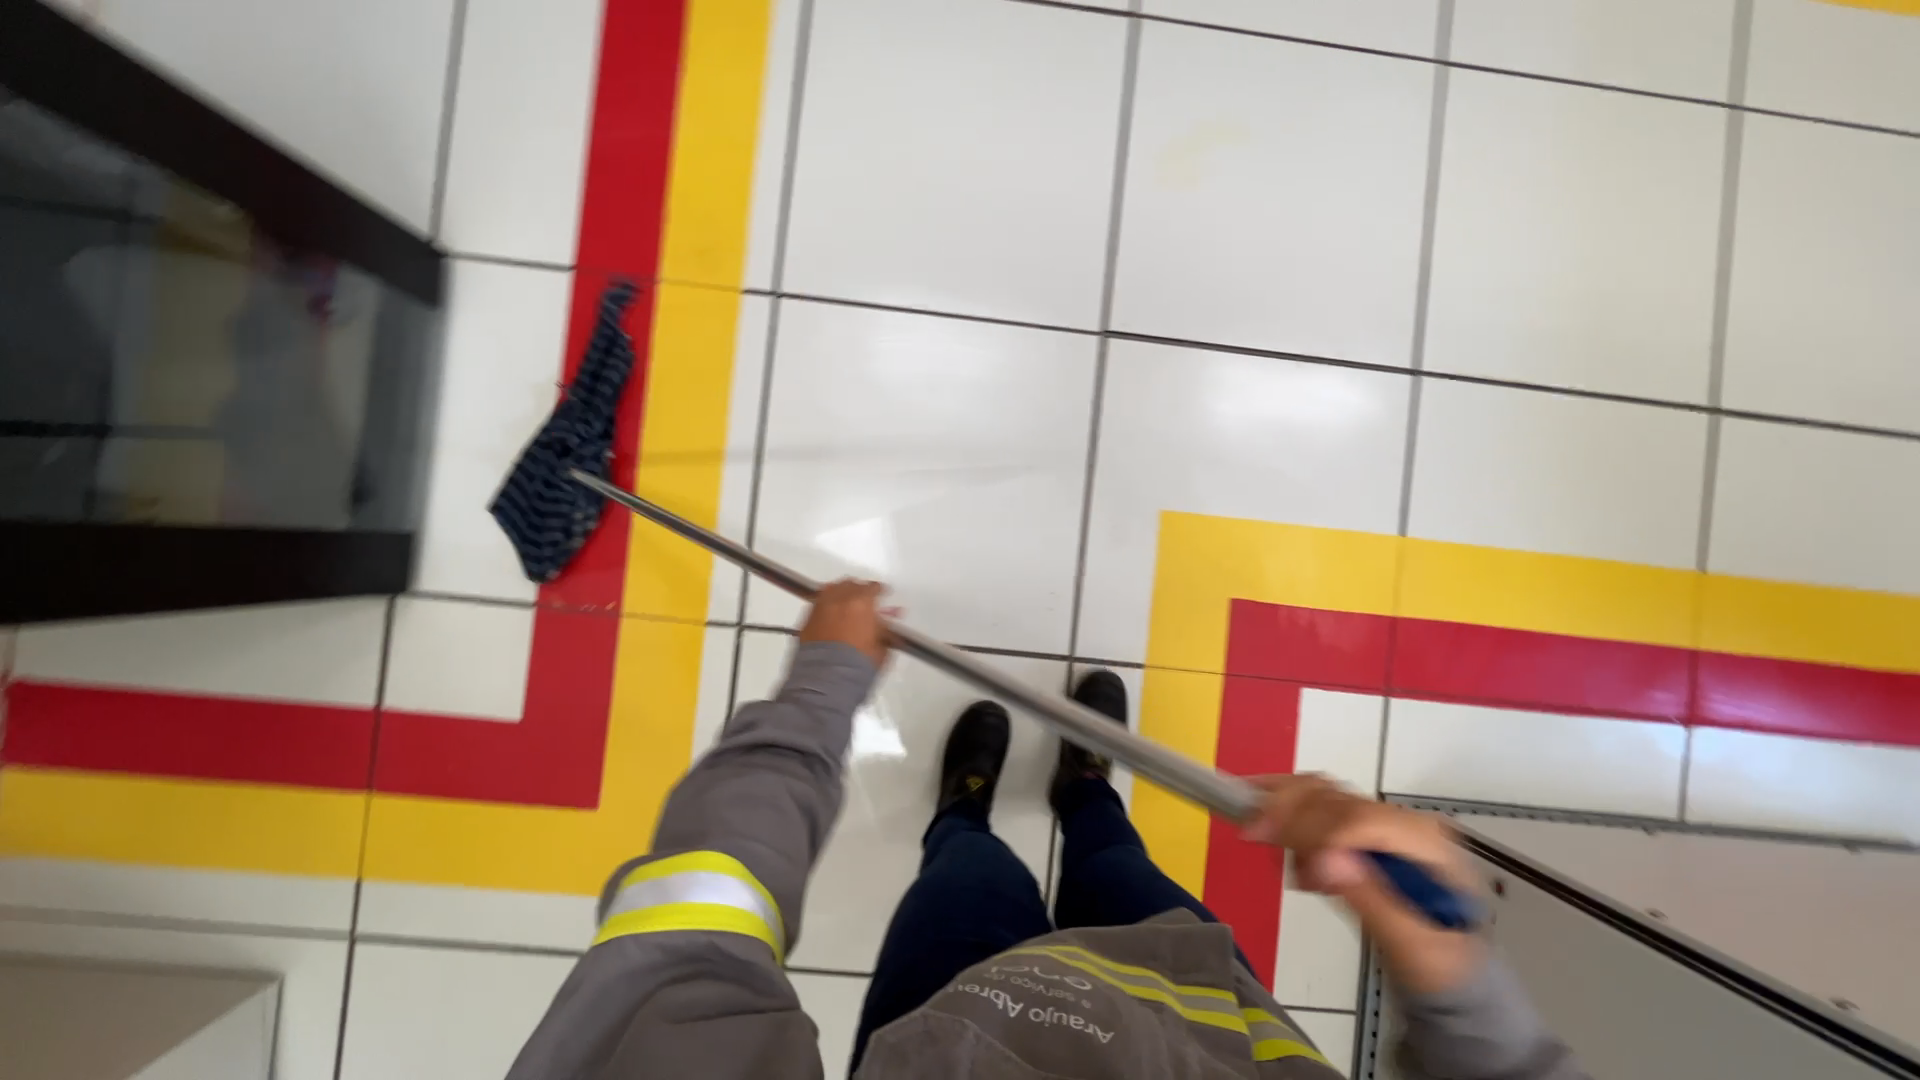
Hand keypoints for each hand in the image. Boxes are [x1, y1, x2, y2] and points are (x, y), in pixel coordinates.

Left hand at [798, 579, 891, 667]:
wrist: (825, 682)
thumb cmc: (858, 666)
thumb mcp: (881, 650)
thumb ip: (885, 633)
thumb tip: (886, 629)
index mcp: (861, 603)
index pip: (873, 587)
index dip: (880, 591)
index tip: (883, 595)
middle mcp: (839, 599)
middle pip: (850, 584)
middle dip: (859, 590)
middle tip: (865, 600)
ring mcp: (819, 608)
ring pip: (831, 590)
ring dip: (841, 594)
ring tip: (845, 605)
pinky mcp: (805, 621)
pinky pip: (818, 605)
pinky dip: (827, 607)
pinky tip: (831, 617)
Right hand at [1243, 774, 1481, 994]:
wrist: (1448, 967)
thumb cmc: (1436, 962)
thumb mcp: (1411, 944)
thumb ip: (1371, 900)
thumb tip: (1325, 861)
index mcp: (1425, 842)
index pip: (1358, 820)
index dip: (1311, 831)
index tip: (1272, 848)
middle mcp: (1404, 819)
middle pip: (1334, 798)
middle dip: (1287, 811)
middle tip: (1250, 833)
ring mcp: (1382, 819)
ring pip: (1319, 791)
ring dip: (1281, 805)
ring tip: (1255, 828)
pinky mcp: (1361, 824)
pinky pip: (1315, 802)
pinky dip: (1286, 809)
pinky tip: (1270, 827)